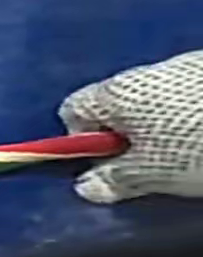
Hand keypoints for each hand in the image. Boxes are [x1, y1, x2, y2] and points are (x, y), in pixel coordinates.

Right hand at [60, 50, 202, 203]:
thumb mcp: (153, 175)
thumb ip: (111, 179)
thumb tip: (88, 187)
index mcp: (117, 92)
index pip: (74, 110)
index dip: (85, 137)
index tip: (112, 160)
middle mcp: (154, 69)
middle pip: (127, 100)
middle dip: (138, 126)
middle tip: (164, 156)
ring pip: (175, 94)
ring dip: (182, 115)